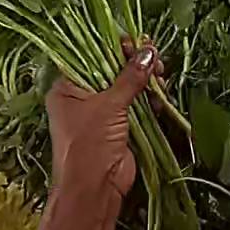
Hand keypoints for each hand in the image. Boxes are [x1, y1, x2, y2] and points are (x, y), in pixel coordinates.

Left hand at [46, 37, 160, 198]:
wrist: (95, 187)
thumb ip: (130, 77)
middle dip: (137, 65)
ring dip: (146, 82)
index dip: (116, 48)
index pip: (92, 57)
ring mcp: (103, 113)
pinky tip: (160, 96)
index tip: (138, 42)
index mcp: (68, 88)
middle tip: (156, 61)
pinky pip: (137, 106)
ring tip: (161, 78)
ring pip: (128, 88)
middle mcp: (83, 98)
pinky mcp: (120, 126)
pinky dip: (149, 100)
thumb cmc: (90, 143)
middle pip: (113, 71)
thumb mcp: (108, 105)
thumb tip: (148, 52)